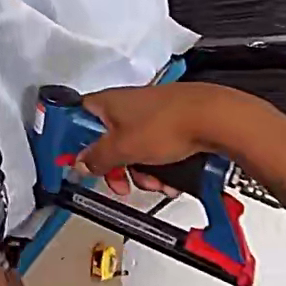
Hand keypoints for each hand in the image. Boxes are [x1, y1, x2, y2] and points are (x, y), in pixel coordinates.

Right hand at [76, 83, 254, 189]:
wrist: (214, 119)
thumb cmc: (169, 122)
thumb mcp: (123, 148)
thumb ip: (96, 158)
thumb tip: (81, 163)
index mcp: (105, 102)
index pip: (75, 118)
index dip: (71, 139)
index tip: (70, 158)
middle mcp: (124, 105)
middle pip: (105, 140)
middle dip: (113, 167)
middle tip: (117, 182)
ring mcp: (147, 114)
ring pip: (131, 149)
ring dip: (138, 172)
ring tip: (153, 182)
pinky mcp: (168, 125)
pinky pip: (153, 151)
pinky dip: (158, 167)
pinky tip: (167, 179)